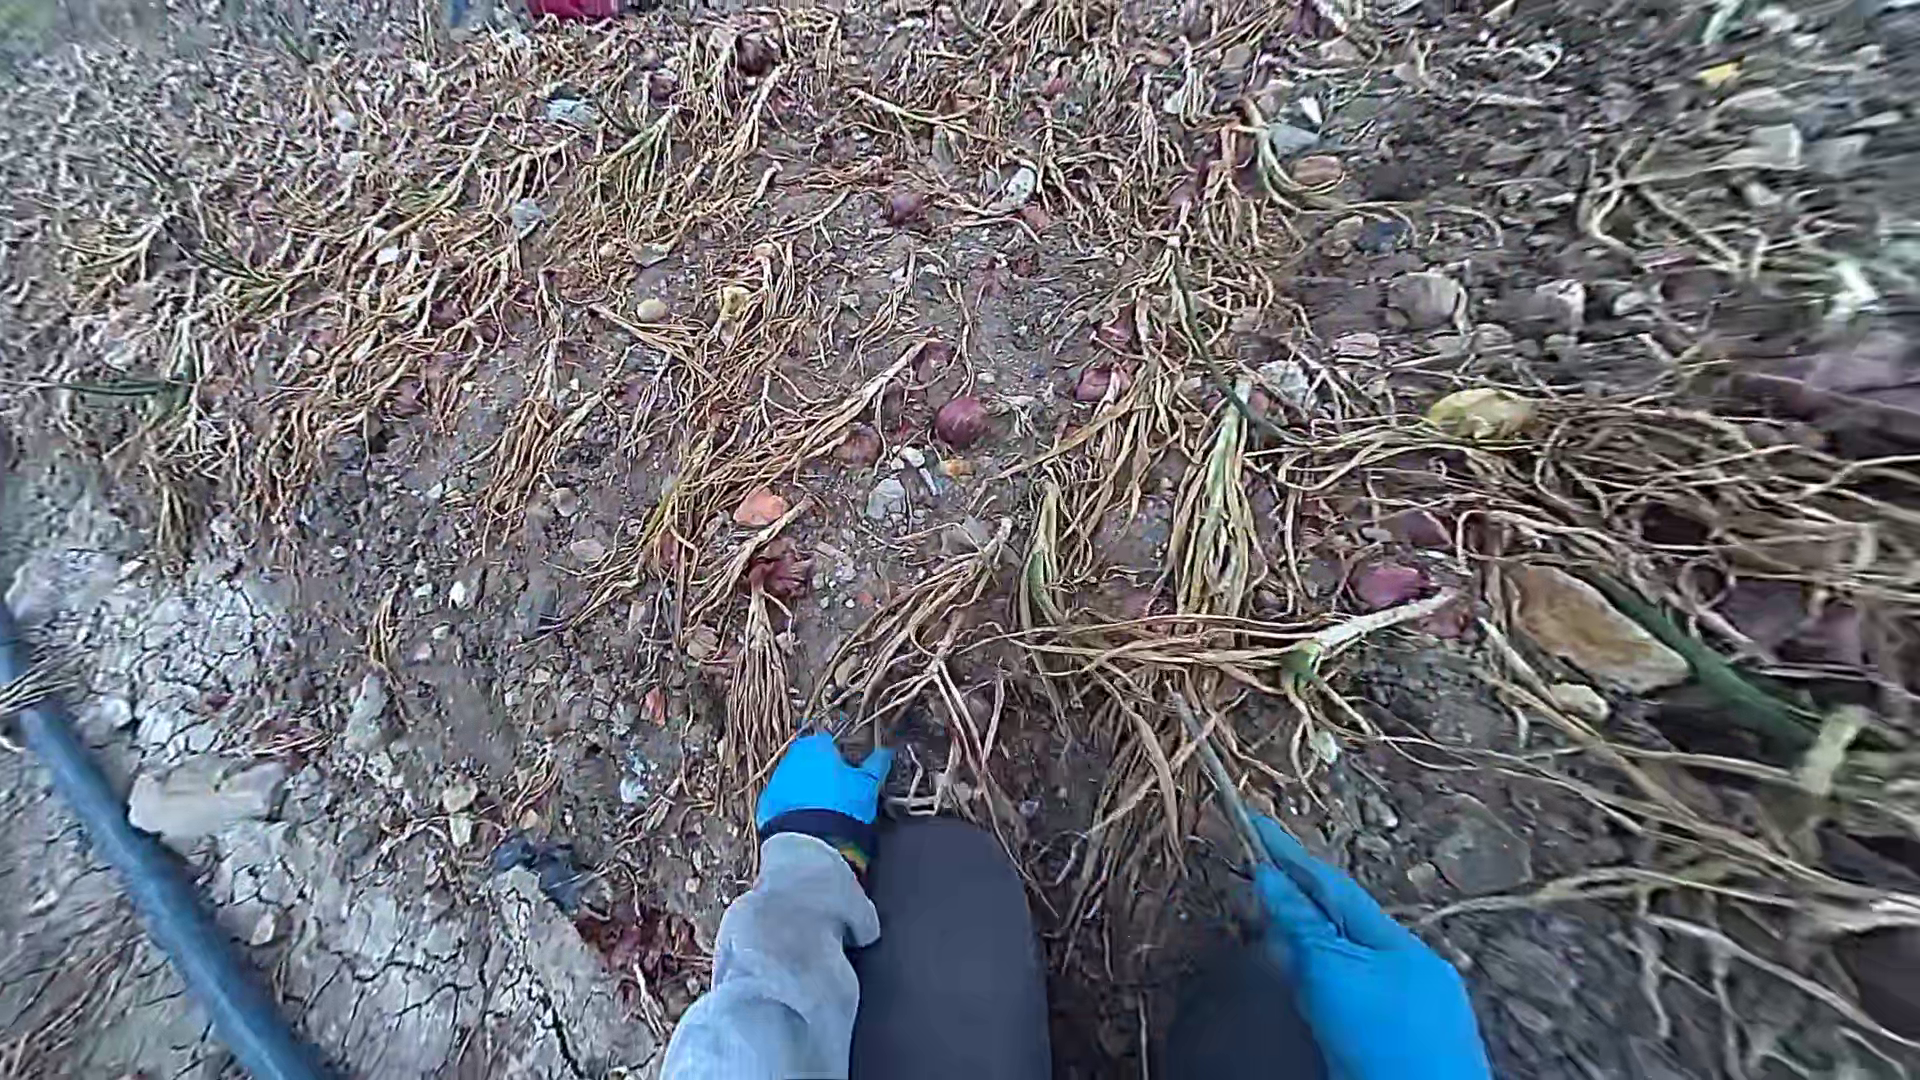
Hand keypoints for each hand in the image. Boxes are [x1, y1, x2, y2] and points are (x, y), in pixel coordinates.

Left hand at [755, 732, 893, 828]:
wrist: (812, 848)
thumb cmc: (841, 810)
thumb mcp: (868, 784)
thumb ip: (877, 763)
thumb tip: (885, 754)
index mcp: (817, 746)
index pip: (830, 738)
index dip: (841, 752)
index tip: (850, 764)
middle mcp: (793, 759)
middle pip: (811, 757)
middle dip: (823, 769)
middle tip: (840, 787)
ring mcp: (777, 781)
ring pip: (796, 778)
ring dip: (808, 787)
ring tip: (826, 807)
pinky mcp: (767, 806)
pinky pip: (783, 800)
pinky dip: (794, 805)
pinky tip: (810, 818)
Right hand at [1252, 816, 1490, 1079]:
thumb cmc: (1382, 1041)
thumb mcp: (1332, 971)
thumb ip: (1298, 920)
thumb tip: (1266, 874)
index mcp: (1399, 945)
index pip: (1332, 884)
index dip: (1288, 852)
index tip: (1250, 819)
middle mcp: (1400, 969)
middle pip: (1329, 919)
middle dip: (1286, 906)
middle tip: (1244, 893)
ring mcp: (1392, 1005)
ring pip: (1328, 957)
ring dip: (1293, 949)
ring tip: (1270, 949)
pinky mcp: (1377, 1036)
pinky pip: (1333, 991)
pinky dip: (1308, 983)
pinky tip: (1295, 989)